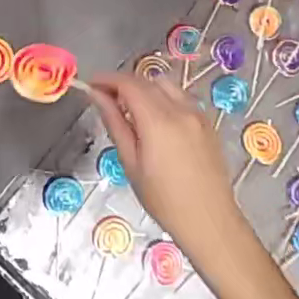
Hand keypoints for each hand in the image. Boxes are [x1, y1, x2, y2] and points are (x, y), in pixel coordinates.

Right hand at [84, 71, 247, 250]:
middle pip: (147, 81)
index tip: (90, 85)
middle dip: (123, 84)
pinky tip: (153, 121)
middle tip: (104, 99)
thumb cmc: (162, 198)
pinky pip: (181, 98)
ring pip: (166, 86)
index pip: (129, 84)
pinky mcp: (207, 123)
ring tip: (129, 111)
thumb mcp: (130, 162)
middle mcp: (181, 110)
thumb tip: (97, 96)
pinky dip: (162, 99)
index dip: (106, 79)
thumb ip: (115, 123)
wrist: (208, 219)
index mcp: (158, 120)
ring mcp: (198, 115)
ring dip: (144, 89)